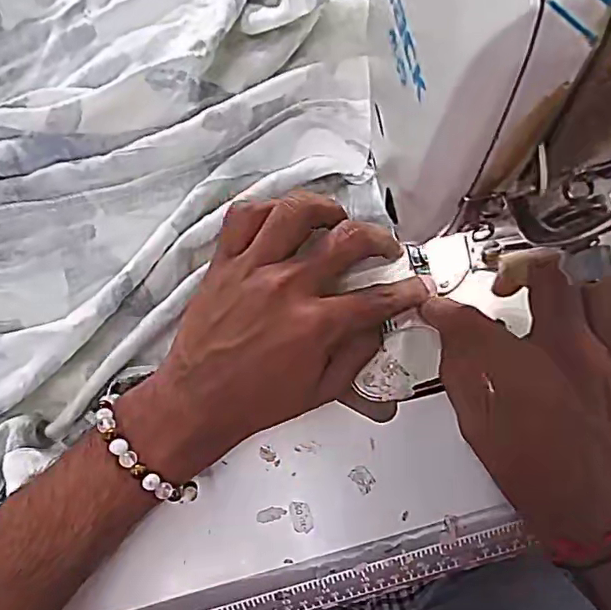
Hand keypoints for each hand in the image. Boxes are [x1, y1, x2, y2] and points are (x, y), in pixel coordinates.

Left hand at [118, 191, 430, 477]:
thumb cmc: (249, 401)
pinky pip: (244, 217)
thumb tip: (375, 331)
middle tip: (383, 248)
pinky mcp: (225, 265)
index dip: (406, 291)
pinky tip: (280, 217)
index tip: (413, 287)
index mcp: (313, 325)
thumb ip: (355, 357)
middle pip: (347, 240)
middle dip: (380, 239)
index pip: (376, 298)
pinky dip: (266, 208)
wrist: (197, 401)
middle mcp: (286, 289)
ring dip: (326, 209)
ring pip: (296, 212)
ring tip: (335, 218)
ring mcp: (253, 271)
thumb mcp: (319, 390)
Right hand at [420, 254, 610, 549]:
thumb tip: (453, 343)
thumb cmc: (539, 477)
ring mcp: (608, 357)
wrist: (590, 507)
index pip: (471, 320)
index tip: (441, 309)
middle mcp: (568, 353)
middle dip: (515, 270)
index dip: (447, 310)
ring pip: (600, 284)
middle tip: (505, 284)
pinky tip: (604, 324)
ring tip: (557, 299)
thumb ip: (463, 376)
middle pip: (545, 274)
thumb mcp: (478, 430)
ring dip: (573, 285)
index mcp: (519, 371)